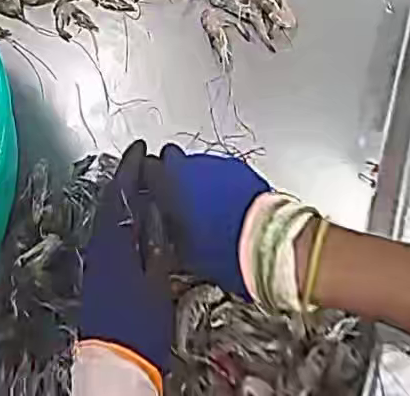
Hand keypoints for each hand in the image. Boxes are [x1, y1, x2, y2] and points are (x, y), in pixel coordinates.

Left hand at [77, 142, 172, 370]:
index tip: (141, 147)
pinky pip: (110, 228)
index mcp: (115, 239)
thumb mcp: (157, 279)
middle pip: (112, 200)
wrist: (115, 364)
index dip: (130, 166)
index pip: (121, 192)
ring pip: (109, 214)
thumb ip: (156, 239)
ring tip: (143, 184)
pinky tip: (135, 219)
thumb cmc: (140, 322)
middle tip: (144, 162)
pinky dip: (122, 215)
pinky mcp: (99, 271)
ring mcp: (98, 257)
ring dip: (124, 196)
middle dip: (126, 177)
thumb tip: (156, 206)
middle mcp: (101, 243)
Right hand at [144, 143, 270, 298]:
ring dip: (196, 177)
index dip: (147, 179)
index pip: (146, 167)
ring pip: (195, 163)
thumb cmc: (222, 249)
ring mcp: (213, 162)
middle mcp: (188, 165)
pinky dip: (218, 180)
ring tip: (205, 206)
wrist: (264, 239)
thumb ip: (169, 231)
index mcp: (168, 182)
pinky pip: (219, 168)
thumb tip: (166, 233)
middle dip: (171, 172)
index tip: (149, 189)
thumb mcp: (185, 252)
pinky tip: (225, 202)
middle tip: (177, 196)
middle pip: (171, 158)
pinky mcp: (236, 165)